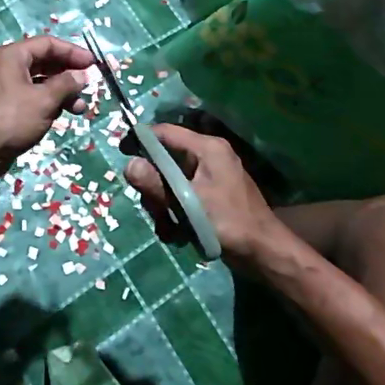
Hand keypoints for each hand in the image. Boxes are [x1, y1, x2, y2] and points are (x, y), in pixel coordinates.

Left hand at [0, 37, 94, 170]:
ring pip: (39, 82)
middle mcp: (5, 66)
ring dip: (61, 92)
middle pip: (44, 62)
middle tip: (88, 85)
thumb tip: (81, 75)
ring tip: (79, 108)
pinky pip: (31, 96)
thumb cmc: (11, 118)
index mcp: (11, 55)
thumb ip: (66, 83)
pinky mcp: (3, 106)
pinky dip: (48, 102)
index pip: (48, 44)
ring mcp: (3, 87)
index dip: (73, 52)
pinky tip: (61, 115)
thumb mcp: (44, 99)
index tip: (93, 64)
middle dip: (68, 74)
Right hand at [122, 124, 279, 263]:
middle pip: (166, 161)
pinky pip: (183, 197)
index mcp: (207, 148)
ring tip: (172, 230)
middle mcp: (209, 156)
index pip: (166, 132)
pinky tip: (181, 235)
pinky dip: (178, 215)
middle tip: (157, 210)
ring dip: (166, 208)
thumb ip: (157, 185)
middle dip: (156, 189)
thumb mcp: (188, 203)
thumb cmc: (229, 222)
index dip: (142, 139)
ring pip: (172, 183)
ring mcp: (211, 176)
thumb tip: (128, 165)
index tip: (122, 153)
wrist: (263, 251)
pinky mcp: (211, 195)